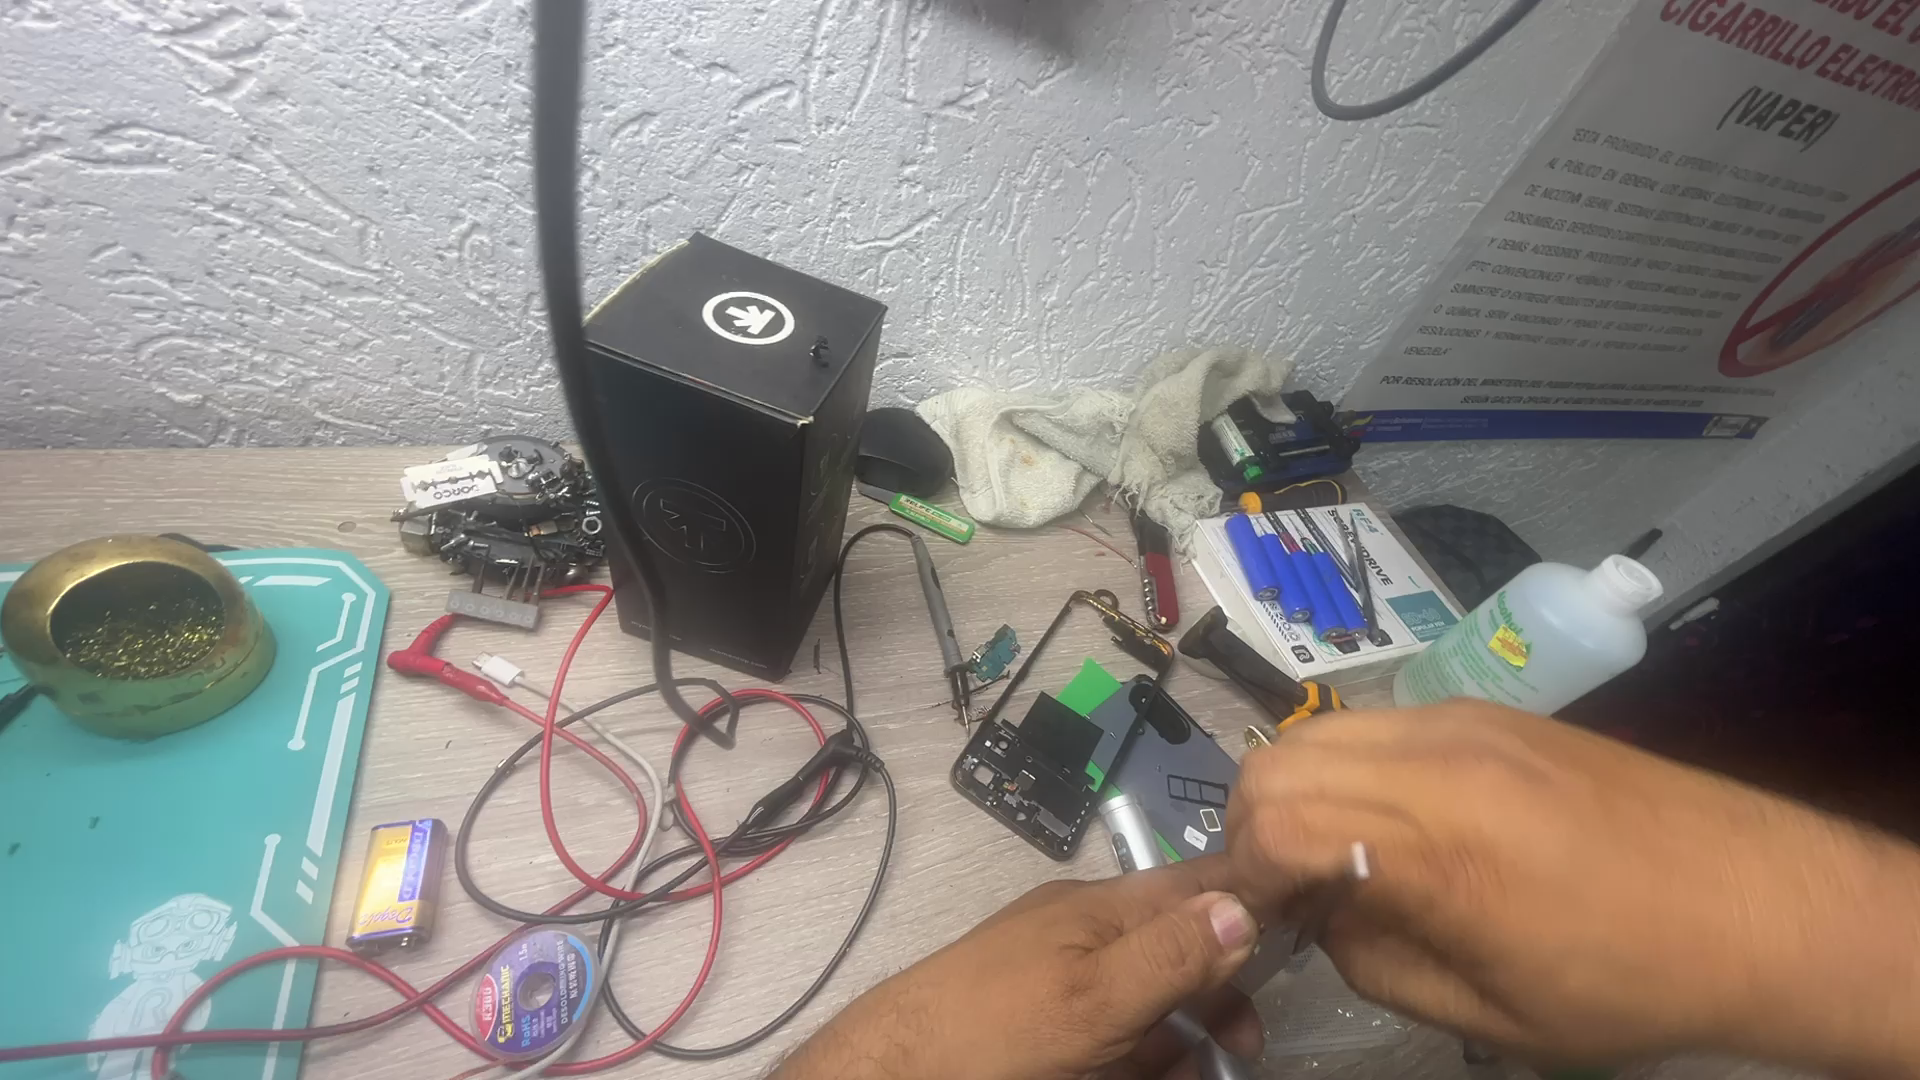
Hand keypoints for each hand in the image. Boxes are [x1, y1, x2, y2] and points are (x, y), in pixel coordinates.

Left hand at [773, 857, 1261, 1079]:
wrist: (906, 1062)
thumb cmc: (1002, 1027)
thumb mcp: (1095, 999)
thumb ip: (1169, 956)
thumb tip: (1243, 906)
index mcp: (1103, 905)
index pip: (1191, 882)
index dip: (1246, 894)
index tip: (1302, 918)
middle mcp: (1087, 921)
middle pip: (1176, 940)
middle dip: (1217, 990)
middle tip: (1244, 1047)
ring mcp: (1065, 959)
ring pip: (1147, 984)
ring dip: (1181, 1026)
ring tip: (1199, 1068)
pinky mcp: (1048, 1000)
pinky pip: (1112, 1011)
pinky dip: (1140, 1041)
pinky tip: (1148, 1066)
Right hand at [1226, 701, 1919, 1073]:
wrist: (1765, 900)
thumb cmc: (1629, 981)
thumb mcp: (1488, 1018)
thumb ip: (1368, 958)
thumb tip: (1312, 907)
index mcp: (1442, 858)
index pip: (1283, 828)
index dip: (1246, 869)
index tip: (1260, 907)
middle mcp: (1431, 767)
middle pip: (1273, 765)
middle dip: (1249, 824)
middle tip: (1279, 873)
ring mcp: (1447, 722)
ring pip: (1305, 733)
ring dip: (1286, 787)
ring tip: (1322, 837)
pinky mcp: (1465, 705)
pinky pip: (1358, 723)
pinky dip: (1334, 765)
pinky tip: (1377, 806)